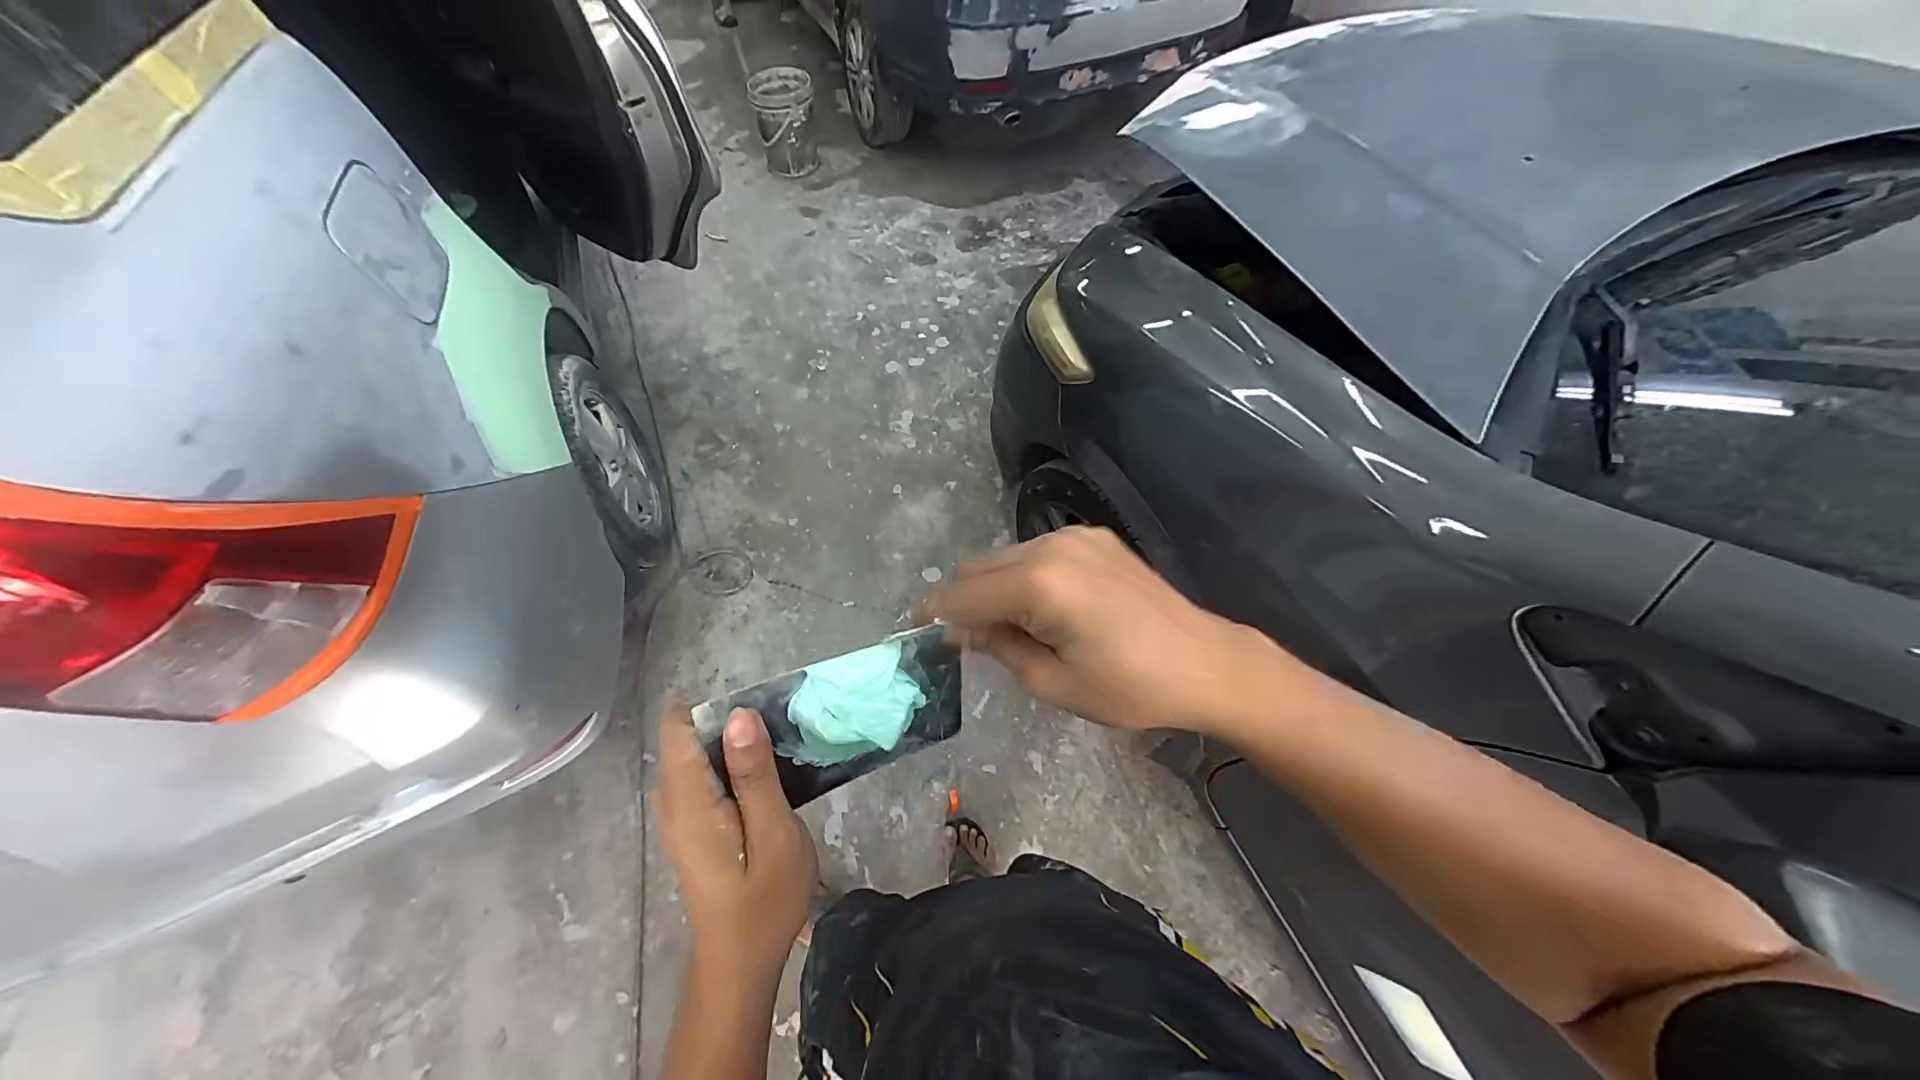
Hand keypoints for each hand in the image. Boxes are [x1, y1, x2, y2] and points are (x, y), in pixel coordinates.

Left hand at [654, 703, 816, 982]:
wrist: (742, 959)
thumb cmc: (765, 897)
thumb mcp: (773, 831)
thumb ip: (754, 773)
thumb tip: (739, 716)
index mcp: (690, 801)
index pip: (676, 730)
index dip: (709, 706)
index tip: (753, 703)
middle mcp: (673, 804)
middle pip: (683, 741)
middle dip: (724, 723)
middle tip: (775, 729)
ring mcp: (677, 819)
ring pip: (691, 759)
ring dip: (727, 745)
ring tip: (773, 749)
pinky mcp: (690, 830)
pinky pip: (698, 780)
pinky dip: (724, 767)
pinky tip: (759, 779)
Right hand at [927, 526, 1313, 735]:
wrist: (1207, 663)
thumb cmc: (1132, 687)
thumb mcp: (1055, 683)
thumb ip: (999, 647)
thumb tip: (961, 629)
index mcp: (1041, 584)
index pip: (964, 594)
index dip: (934, 614)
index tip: (914, 633)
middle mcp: (1053, 546)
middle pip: (978, 567)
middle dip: (960, 600)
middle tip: (964, 641)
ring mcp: (1077, 537)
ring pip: (1005, 556)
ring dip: (991, 587)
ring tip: (1008, 628)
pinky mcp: (1095, 538)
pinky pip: (1036, 552)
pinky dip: (1021, 576)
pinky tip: (1040, 608)